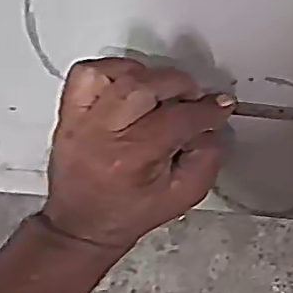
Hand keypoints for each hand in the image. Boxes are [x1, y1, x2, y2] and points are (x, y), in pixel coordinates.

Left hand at [39, 57, 233, 249]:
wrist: (84, 223)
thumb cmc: (133, 211)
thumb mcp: (187, 193)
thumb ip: (208, 156)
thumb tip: (212, 124)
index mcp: (133, 159)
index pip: (179, 119)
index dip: (209, 110)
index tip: (222, 107)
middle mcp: (103, 134)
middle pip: (145, 87)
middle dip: (182, 86)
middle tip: (196, 98)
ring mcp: (82, 120)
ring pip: (117, 75)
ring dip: (151, 76)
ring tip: (166, 91)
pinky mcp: (70, 112)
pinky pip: (88, 73)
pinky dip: (116, 69)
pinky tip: (134, 83)